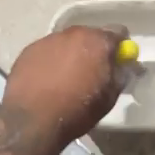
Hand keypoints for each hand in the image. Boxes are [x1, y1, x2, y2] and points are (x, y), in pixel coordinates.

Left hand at [2, 26, 127, 145]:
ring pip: (67, 42)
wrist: (31, 121)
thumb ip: (121, 74)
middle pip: (90, 35)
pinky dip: (51, 61)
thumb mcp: (109, 96)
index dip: (121, 46)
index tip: (119, 59)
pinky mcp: (29, 50)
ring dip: (71, 54)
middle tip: (92, 70)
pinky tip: (47, 80)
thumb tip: (125, 66)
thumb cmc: (77, 110)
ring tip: (66, 78)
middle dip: (94, 49)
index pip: (118, 32)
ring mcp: (49, 39)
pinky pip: (48, 51)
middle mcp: (74, 33)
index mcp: (98, 42)